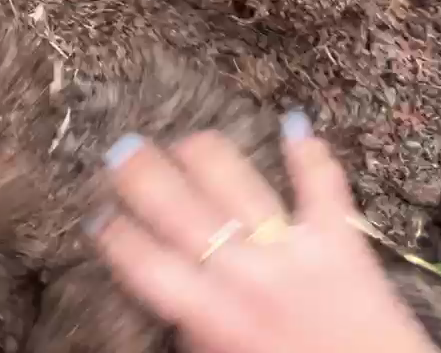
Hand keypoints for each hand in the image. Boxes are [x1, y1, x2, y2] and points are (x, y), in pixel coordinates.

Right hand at [90, 112, 439, 352]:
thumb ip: (186, 320)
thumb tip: (155, 278)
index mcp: (211, 314)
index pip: (140, 258)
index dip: (112, 231)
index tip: (99, 215)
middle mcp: (244, 275)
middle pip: (174, 203)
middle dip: (138, 171)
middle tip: (121, 152)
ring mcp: (292, 251)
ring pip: (232, 178)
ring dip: (201, 153)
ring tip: (183, 143)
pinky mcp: (341, 242)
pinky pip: (322, 186)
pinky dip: (309, 153)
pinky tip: (293, 121)